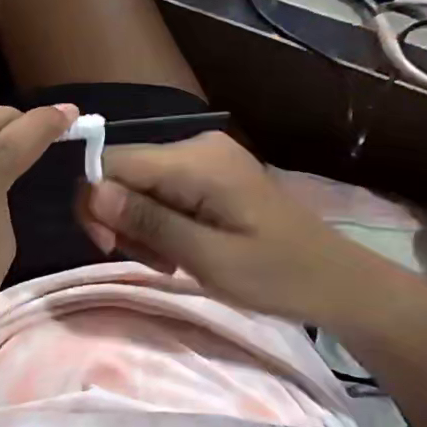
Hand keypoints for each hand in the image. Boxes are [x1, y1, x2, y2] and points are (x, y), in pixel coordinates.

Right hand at [78, 131, 370, 323]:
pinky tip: (182, 249)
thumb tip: (91, 191)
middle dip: (123, 220)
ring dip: (142, 226)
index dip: (97, 203)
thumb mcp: (208, 257)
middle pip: (124, 173)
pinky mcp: (211, 173)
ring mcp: (206, 158)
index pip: (113, 162)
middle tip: (154, 262)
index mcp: (196, 160)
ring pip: (140, 185)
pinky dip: (160, 222)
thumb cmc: (276, 275)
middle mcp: (197, 146)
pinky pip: (163, 191)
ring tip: (172, 261)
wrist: (335, 280)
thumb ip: (149, 222)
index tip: (110, 248)